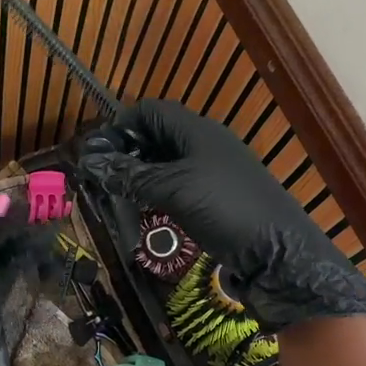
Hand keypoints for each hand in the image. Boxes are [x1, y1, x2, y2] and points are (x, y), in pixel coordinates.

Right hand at [79, 99, 365, 328]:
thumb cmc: (226, 209)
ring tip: (115, 193)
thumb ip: (131, 176)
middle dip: (128, 150)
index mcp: (198, 131)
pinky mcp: (216, 200)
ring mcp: (213, 173)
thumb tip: (88, 163)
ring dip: (141, 174)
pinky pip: (179, 186)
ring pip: (168, 163)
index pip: (151, 111)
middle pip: (158, 136)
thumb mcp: (173, 189)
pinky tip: (144, 209)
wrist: (276, 254)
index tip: (96, 150)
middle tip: (100, 174)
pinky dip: (158, 192)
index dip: (121, 125)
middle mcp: (206, 146)